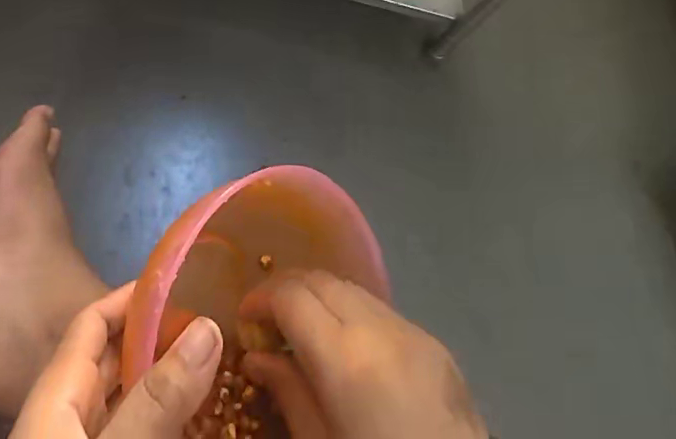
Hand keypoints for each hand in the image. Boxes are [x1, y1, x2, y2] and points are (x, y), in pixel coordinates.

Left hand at [10, 282, 224, 438]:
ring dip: (172, 383)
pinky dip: (171, 422)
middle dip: (165, 337)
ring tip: (225, 363)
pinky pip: (141, 433)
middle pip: (116, 360)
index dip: (136, 295)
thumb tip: (208, 325)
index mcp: (54, 398)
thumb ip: (155, 400)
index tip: (189, 279)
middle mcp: (66, 420)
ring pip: (131, 403)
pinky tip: (208, 417)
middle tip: (222, 322)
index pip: (94, 321)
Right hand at [239, 271, 486, 438]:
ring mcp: (411, 328)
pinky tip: (344, 346)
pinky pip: (381, 310)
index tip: (243, 316)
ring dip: (319, 297)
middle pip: (321, 279)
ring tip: (300, 330)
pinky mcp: (433, 341)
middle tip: (265, 319)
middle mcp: (378, 326)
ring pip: (352, 288)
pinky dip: (352, 313)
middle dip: (287, 289)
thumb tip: (257, 357)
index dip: (260, 297)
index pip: (292, 295)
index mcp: (345, 356)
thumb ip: (288, 395)